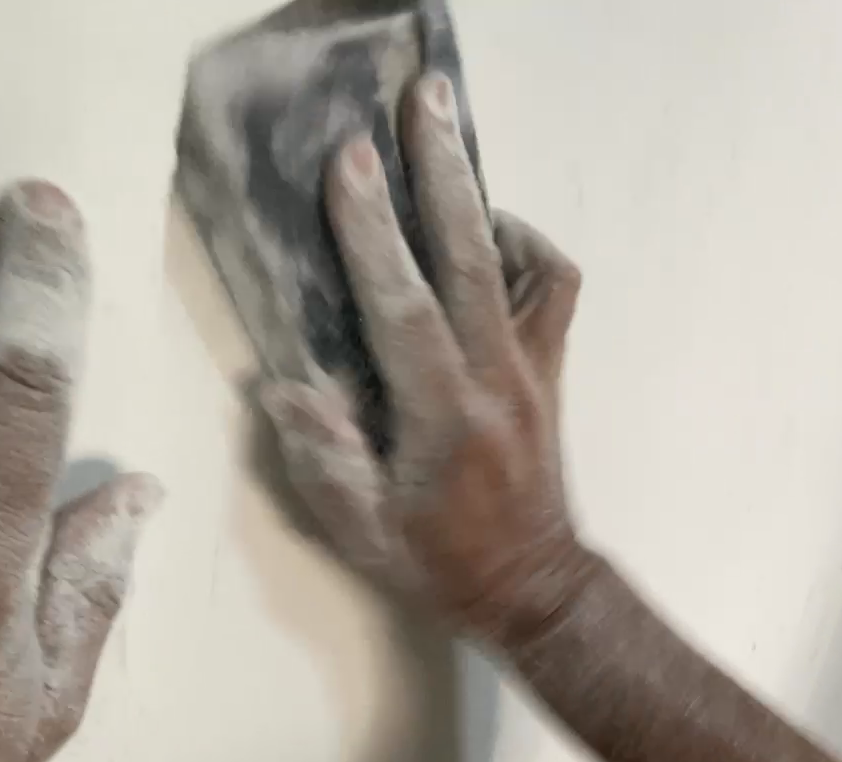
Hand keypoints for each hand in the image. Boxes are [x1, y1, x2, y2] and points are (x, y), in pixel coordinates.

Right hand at [260, 73, 590, 646]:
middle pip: (474, 259)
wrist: (531, 585)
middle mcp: (498, 380)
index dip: (372, 234)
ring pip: (528, 266)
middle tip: (426, 96)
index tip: (348, 161)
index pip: (404, 308)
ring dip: (488, 205)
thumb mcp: (361, 532)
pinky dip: (529, 255)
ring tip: (449, 169)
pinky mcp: (552, 373)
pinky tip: (494, 247)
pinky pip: (555, 294)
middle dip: (445, 172)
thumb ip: (323, 459)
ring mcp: (535, 371)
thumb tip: (286, 386)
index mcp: (443, 417)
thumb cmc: (440, 564)